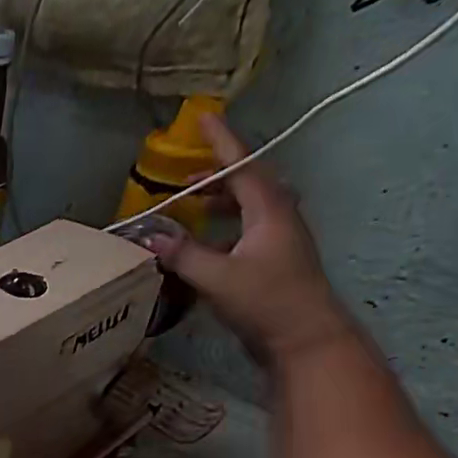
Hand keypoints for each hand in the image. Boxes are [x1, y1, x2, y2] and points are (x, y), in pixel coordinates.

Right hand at [145, 115, 351, 363]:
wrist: (307, 340)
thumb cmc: (266, 301)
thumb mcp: (217, 277)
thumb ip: (183, 256)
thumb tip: (151, 237)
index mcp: (269, 209)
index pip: (241, 165)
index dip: (221, 141)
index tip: (204, 117)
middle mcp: (279, 217)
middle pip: (249, 183)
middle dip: (219, 175)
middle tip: (189, 176)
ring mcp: (281, 240)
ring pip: (250, 208)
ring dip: (223, 203)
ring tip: (196, 207)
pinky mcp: (277, 262)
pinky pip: (248, 232)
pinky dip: (225, 231)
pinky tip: (206, 248)